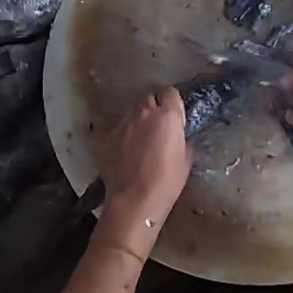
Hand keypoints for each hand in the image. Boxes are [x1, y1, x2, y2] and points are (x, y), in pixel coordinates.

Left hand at [99, 88, 190, 228]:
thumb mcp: (185, 159)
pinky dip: (121, 135)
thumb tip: (175, 135)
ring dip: (137, 122)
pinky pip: (116, 128)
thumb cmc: (167, 181)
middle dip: (154, 111)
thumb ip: (181, 138)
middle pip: (150, 100)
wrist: (134, 199)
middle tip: (156, 129)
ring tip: (138, 142)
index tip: (173, 115)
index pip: (171, 93)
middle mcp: (144, 112)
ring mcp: (122, 122)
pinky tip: (123, 151)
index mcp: (168, 116)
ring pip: (132, 114)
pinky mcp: (106, 135)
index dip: (172, 104)